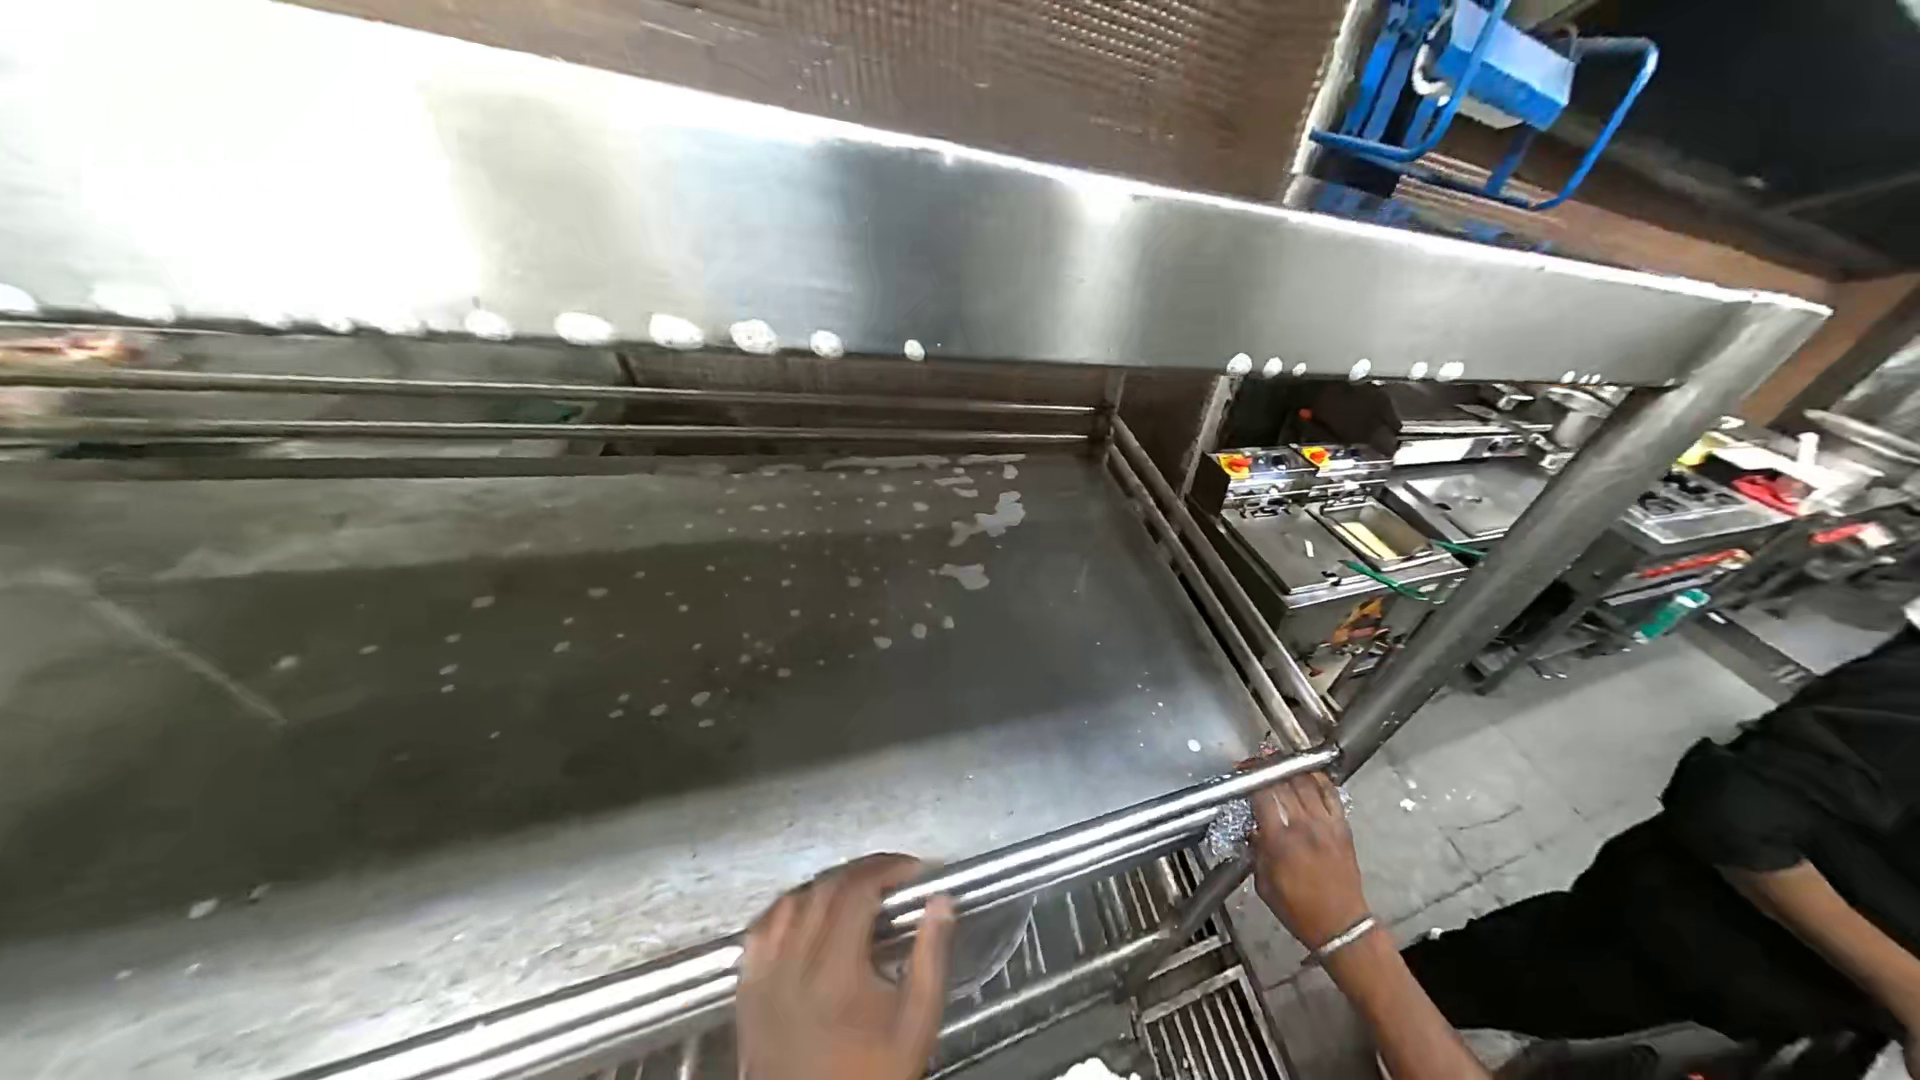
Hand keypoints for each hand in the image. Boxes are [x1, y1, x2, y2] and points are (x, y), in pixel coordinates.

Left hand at [739, 853, 955, 1079]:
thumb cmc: (873, 1077)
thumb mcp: (916, 1024)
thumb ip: (931, 957)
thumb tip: (941, 902)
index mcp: (836, 973)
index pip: (857, 892)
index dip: (887, 868)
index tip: (912, 868)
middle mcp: (793, 965)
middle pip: (826, 888)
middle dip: (864, 870)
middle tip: (891, 873)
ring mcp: (764, 976)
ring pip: (793, 899)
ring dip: (828, 883)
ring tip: (857, 888)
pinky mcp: (747, 989)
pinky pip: (762, 927)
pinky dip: (787, 907)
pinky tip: (806, 909)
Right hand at [1250, 772, 1371, 950]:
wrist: (1341, 926)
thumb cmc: (1298, 909)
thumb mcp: (1263, 882)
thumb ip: (1256, 850)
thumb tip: (1252, 828)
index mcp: (1280, 841)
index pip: (1263, 795)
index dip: (1250, 777)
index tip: (1241, 770)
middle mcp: (1304, 827)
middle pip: (1285, 783)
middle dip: (1267, 767)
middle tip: (1256, 761)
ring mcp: (1326, 826)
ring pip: (1308, 783)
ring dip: (1291, 768)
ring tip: (1279, 760)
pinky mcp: (1343, 829)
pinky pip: (1332, 795)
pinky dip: (1320, 780)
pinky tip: (1310, 773)